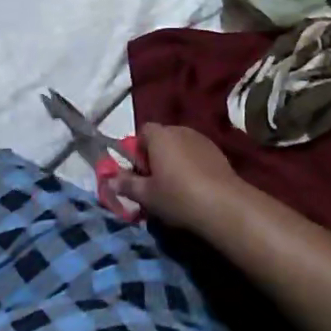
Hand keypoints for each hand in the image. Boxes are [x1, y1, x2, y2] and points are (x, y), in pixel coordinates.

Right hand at [107, 124, 251, 233]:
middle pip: (162, 137)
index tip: (139, 172)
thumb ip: (126, 184)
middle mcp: (180, 129)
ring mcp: (200, 137)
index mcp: (160, 135)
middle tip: (154, 182)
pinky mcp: (215, 149)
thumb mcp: (146, 195)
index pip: (143, 131)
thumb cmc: (177, 196)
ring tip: (174, 186)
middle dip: (155, 155)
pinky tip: (193, 185)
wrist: (221, 201)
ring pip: (179, 144)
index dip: (138, 150)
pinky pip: (195, 151)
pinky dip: (190, 163)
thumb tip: (108, 179)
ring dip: (174, 159)